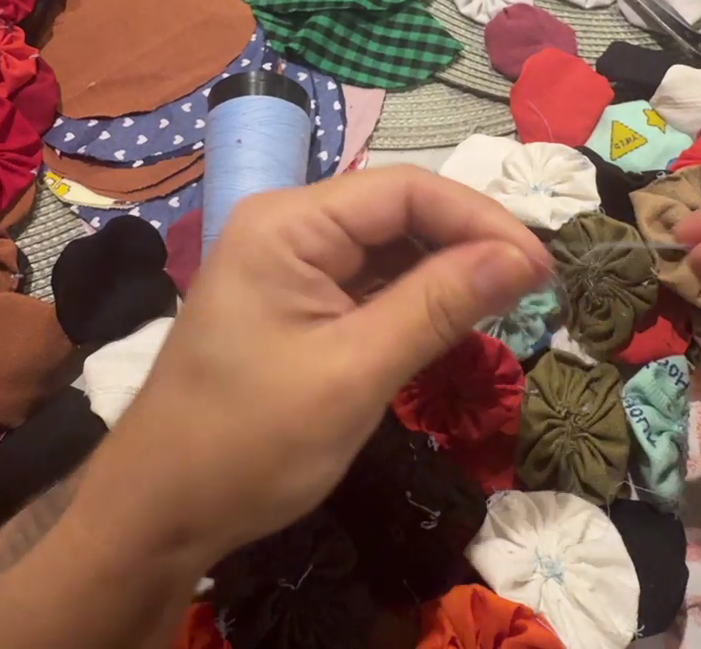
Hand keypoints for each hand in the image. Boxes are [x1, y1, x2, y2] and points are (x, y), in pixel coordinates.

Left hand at [93, 166, 550, 559]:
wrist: (160, 510)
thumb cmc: (249, 442)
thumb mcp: (354, 373)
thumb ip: (438, 306)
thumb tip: (522, 257)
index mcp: (289, 222)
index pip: (404, 190)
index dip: (479, 219)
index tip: (540, 266)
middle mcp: (288, 225)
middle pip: (398, 211)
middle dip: (466, 243)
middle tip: (531, 288)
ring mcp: (290, 261)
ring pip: (388, 246)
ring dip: (445, 271)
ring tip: (504, 303)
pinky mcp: (297, 297)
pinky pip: (369, 280)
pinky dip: (414, 298)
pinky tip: (451, 319)